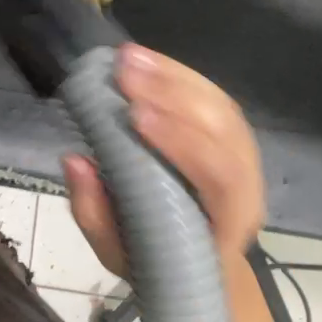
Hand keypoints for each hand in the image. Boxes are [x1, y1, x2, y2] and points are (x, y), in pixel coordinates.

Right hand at [62, 44, 263, 279]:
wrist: (198, 263)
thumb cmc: (156, 260)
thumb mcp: (118, 253)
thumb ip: (96, 213)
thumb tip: (74, 160)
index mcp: (229, 221)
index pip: (219, 175)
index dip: (181, 142)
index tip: (135, 116)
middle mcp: (247, 184)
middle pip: (222, 129)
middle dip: (171, 95)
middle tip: (124, 71)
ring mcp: (243, 154)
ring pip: (218, 106)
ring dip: (172, 76)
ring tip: (127, 57)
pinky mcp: (228, 134)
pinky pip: (210, 96)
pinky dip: (177, 74)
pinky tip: (144, 60)